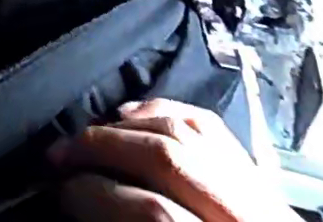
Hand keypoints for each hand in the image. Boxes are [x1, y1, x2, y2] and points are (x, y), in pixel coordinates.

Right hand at [50, 99, 272, 221]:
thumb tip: (79, 203)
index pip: (154, 213)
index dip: (96, 196)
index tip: (61, 191)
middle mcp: (246, 218)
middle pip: (167, 159)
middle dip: (102, 149)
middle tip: (61, 155)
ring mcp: (262, 194)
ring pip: (185, 131)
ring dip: (125, 127)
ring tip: (88, 137)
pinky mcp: (262, 178)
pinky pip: (207, 125)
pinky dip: (163, 111)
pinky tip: (131, 115)